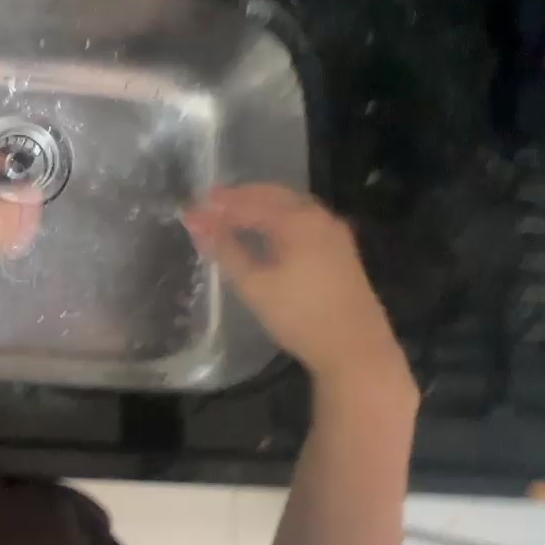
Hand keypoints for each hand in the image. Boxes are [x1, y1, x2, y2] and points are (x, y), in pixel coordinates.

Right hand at [184, 184, 410, 389]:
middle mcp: (319, 217)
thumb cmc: (299, 316)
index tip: (189, 210)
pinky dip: (276, 218)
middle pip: (273, 196)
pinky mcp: (339, 249)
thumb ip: (225, 250)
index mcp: (298, 221)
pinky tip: (263, 232)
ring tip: (230, 215)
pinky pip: (301, 220)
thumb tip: (197, 224)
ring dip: (259, 206)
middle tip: (208, 204)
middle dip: (239, 197)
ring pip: (290, 206)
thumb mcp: (254, 285)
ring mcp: (333, 233)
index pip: (249, 204)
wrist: (355, 348)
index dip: (216, 208)